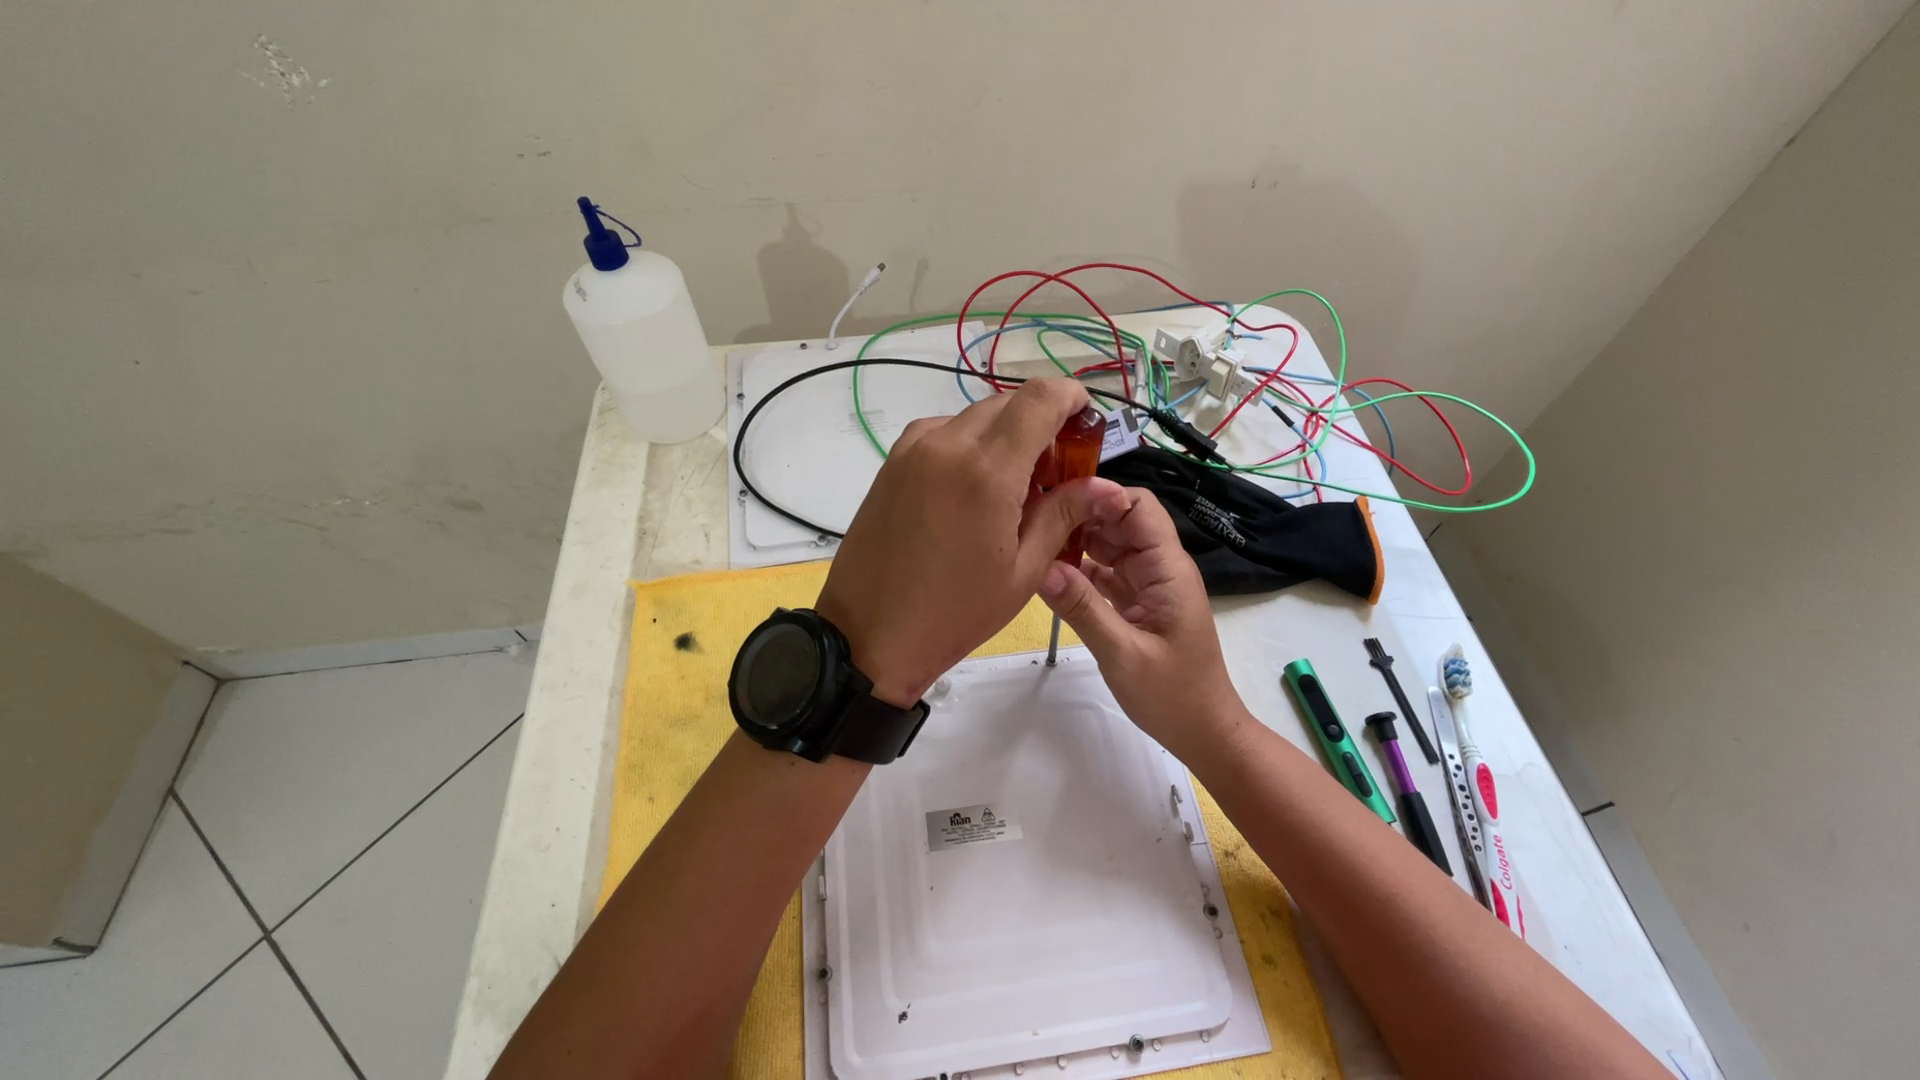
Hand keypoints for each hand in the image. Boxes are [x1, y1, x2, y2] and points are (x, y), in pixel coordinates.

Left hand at [816, 378, 1129, 706]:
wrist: (868, 635)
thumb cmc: (954, 613)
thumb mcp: (1024, 571)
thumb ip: (1064, 514)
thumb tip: (1104, 485)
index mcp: (986, 469)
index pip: (1040, 397)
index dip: (1071, 398)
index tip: (1086, 424)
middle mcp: (946, 443)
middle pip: (1008, 404)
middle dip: (1041, 425)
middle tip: (1054, 475)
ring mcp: (912, 449)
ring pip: (975, 417)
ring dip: (1004, 437)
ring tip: (1013, 491)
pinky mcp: (892, 462)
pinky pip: (944, 434)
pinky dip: (970, 447)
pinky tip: (973, 493)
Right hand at [1038, 486, 1243, 751]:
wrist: (1204, 732)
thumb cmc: (1173, 695)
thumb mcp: (1123, 654)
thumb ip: (1082, 609)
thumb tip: (1040, 567)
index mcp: (1167, 568)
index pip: (1138, 506)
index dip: (1101, 495)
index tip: (1056, 500)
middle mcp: (1158, 568)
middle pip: (1119, 521)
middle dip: (1081, 514)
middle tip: (1032, 519)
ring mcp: (1147, 586)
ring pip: (1109, 546)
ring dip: (1076, 541)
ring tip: (1033, 541)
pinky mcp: (1136, 605)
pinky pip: (1105, 574)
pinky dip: (1080, 571)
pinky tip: (1048, 573)